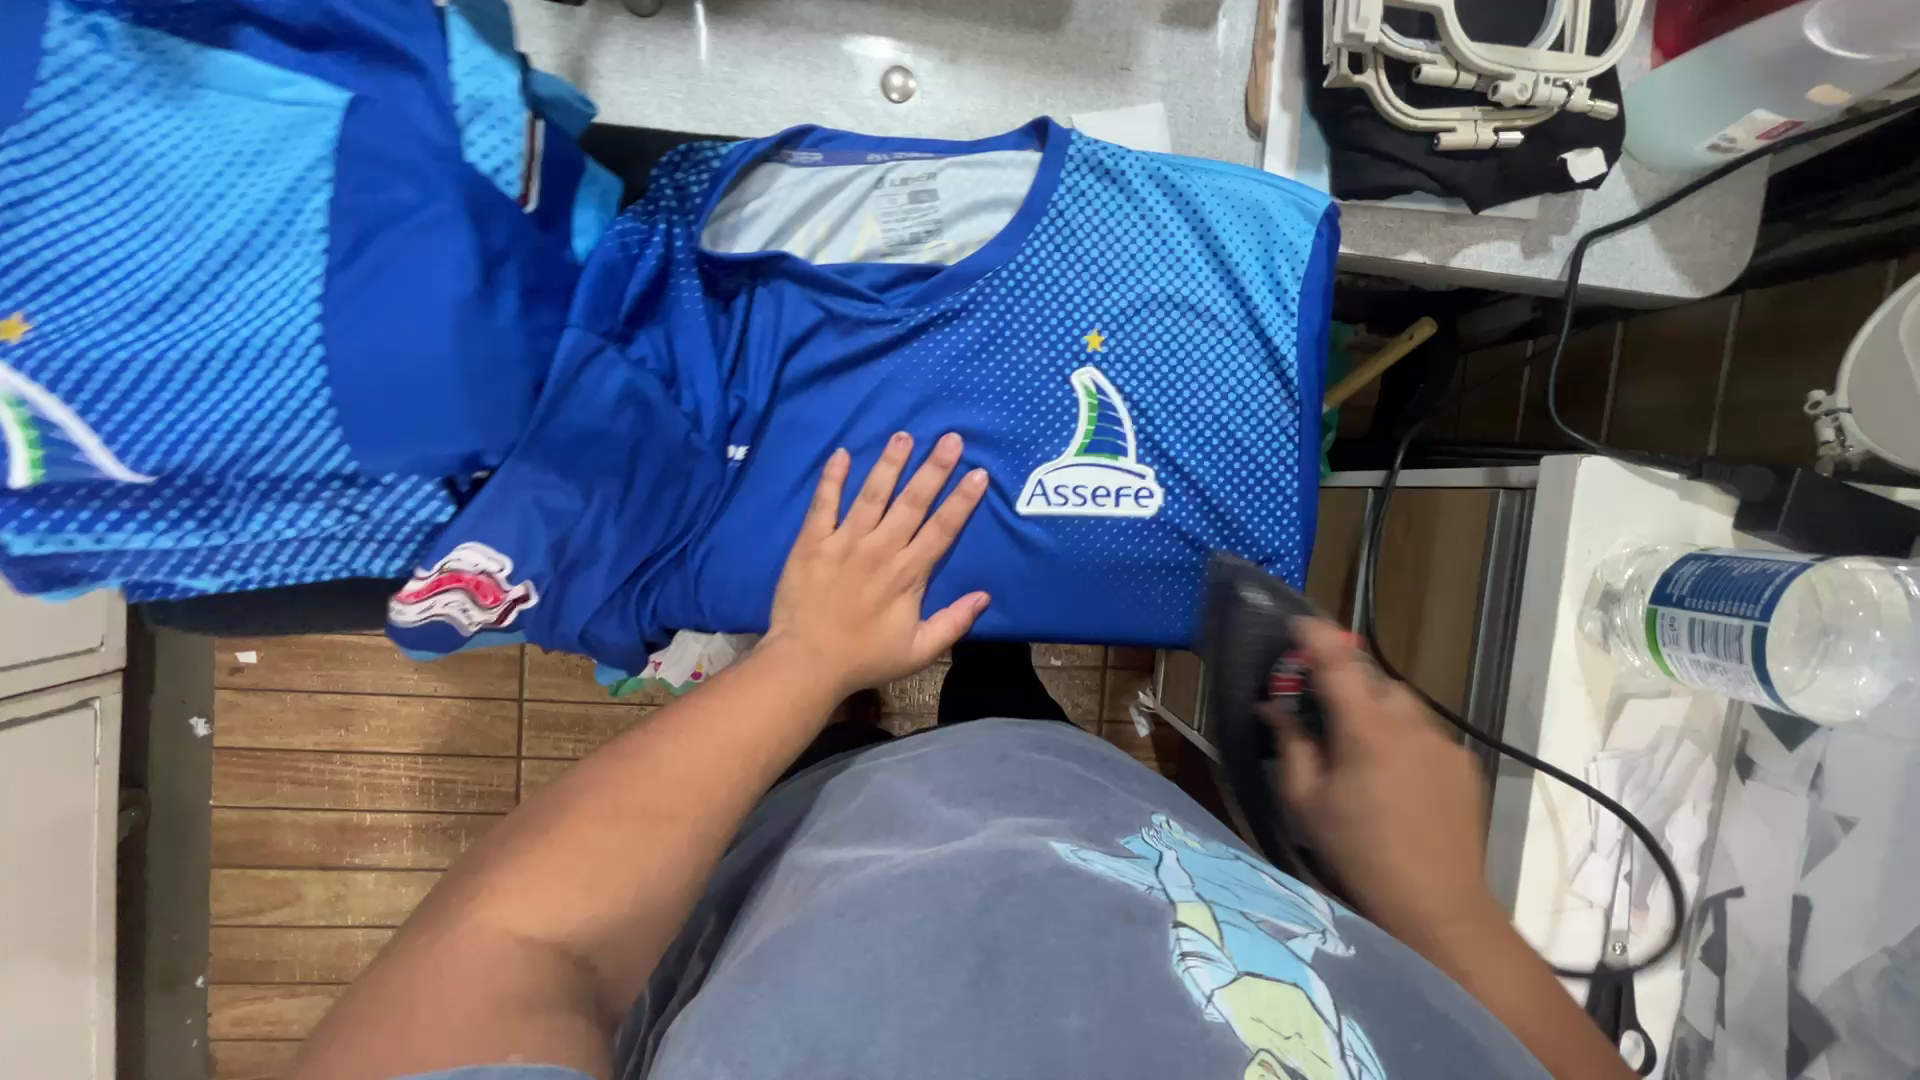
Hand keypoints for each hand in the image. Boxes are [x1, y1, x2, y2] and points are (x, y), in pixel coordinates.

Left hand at [763, 431, 990, 699]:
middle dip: (934, 469)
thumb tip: (985, 596)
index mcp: (907, 574)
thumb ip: (954, 623)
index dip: (962, 500)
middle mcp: (879, 550)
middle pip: (912, 503)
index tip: (979, 472)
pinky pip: (823, 505)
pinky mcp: (812, 542)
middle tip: (950, 438)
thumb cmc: (864, 658)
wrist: (806, 663)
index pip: (942, 529)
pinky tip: (841, 454)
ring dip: (889, 464)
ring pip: (871, 495)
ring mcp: (844, 543)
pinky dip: (832, 479)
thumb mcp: (918, 651)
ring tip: (903, 435)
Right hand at [1272, 618, 1502, 944]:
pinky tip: (1391, 770)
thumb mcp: (1304, 801)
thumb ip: (1290, 744)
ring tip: (1357, 740)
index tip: (1298, 622)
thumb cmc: (1356, 852)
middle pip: (1373, 679)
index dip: (1316, 637)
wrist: (1436, 904)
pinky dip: (1402, 733)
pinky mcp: (1463, 764)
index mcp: (1365, 731)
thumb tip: (1271, 707)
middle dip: (1345, 680)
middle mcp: (1409, 726)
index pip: (1338, 664)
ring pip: (1402, 703)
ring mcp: (1443, 744)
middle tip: (1320, 703)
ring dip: (1375, 706)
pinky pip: (1425, 731)